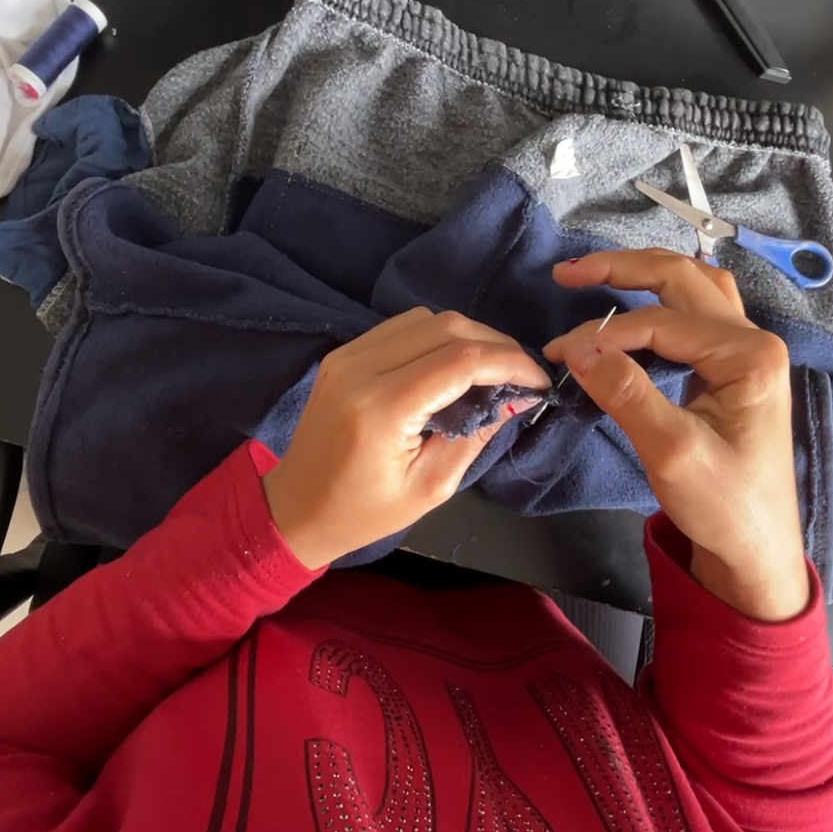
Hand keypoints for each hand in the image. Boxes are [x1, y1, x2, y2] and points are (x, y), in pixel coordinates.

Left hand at [263, 308, 551, 568]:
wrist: (295, 508)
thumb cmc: (363, 512)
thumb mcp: (431, 487)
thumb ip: (475, 435)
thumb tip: (518, 397)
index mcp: (381, 409)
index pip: (460, 360)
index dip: (509, 361)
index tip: (537, 380)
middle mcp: (360, 369)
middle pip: (446, 327)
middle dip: (495, 344)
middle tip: (520, 373)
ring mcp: (347, 355)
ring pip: (425, 319)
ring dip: (467, 336)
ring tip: (491, 369)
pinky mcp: (342, 353)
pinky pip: (401, 327)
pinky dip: (436, 336)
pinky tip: (452, 364)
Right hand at [544, 250, 809, 620]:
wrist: (757, 548)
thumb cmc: (722, 505)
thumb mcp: (670, 452)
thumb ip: (625, 392)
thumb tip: (576, 346)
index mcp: (747, 355)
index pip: (659, 321)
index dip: (604, 332)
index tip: (558, 354)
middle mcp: (752, 339)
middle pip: (682, 277)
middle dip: (620, 268)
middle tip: (566, 273)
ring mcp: (746, 350)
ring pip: (693, 286)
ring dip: (643, 274)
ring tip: (595, 275)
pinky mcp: (733, 366)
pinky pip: (697, 311)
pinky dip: (659, 299)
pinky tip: (634, 305)